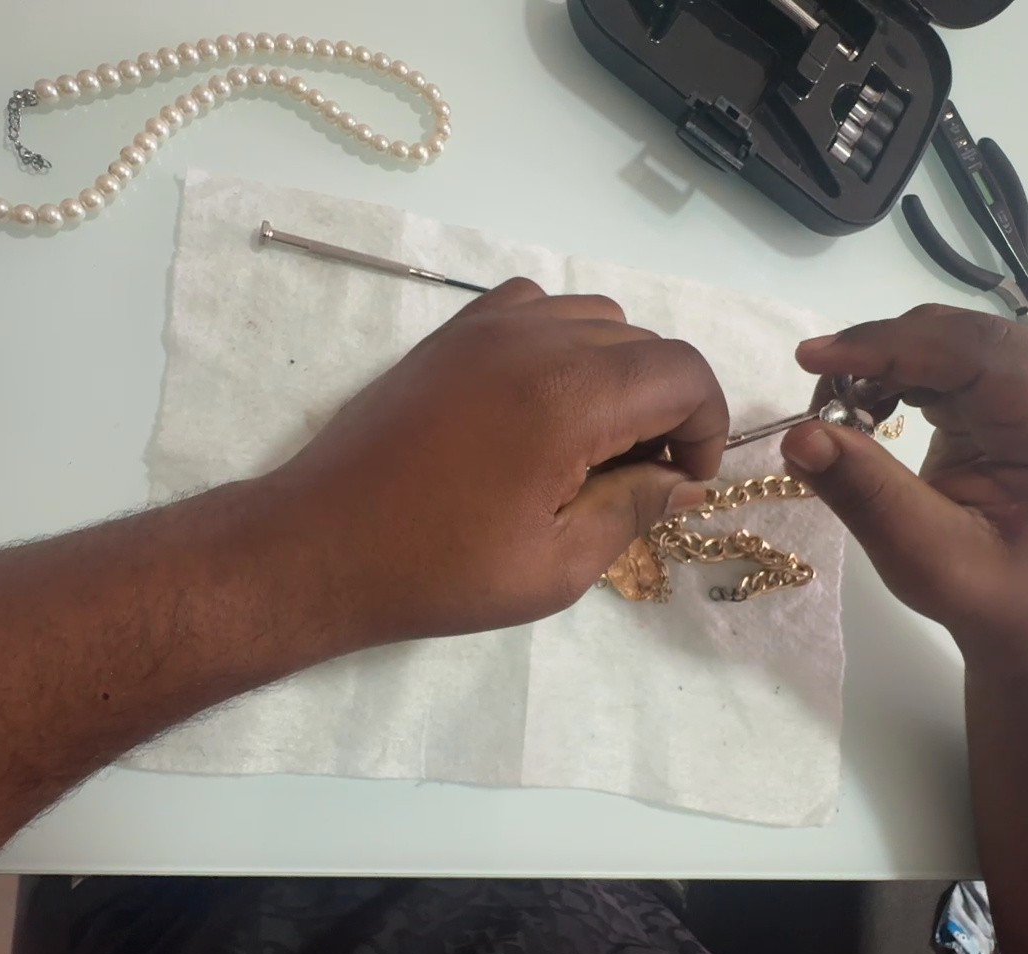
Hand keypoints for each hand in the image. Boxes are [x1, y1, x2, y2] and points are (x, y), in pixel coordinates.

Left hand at [256, 278, 727, 644]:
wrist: (321, 546)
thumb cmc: (440, 571)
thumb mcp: (555, 566)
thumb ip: (633, 509)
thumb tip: (684, 482)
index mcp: (569, 397)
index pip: (682, 372)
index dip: (707, 424)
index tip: (687, 479)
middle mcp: (533, 339)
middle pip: (643, 344)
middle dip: (667, 406)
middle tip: (641, 474)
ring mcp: (485, 327)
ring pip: (594, 319)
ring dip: (618, 374)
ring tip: (593, 440)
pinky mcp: (450, 335)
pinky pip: (535, 309)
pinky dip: (562, 344)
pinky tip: (543, 400)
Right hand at [779, 305, 1027, 642]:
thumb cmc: (990, 590)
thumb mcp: (922, 554)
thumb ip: (863, 491)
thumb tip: (797, 436)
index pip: (972, 354)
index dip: (886, 347)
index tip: (808, 358)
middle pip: (959, 336)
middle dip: (876, 357)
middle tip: (816, 406)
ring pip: (948, 338)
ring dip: (882, 366)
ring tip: (840, 418)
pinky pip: (949, 356)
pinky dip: (898, 375)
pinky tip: (873, 413)